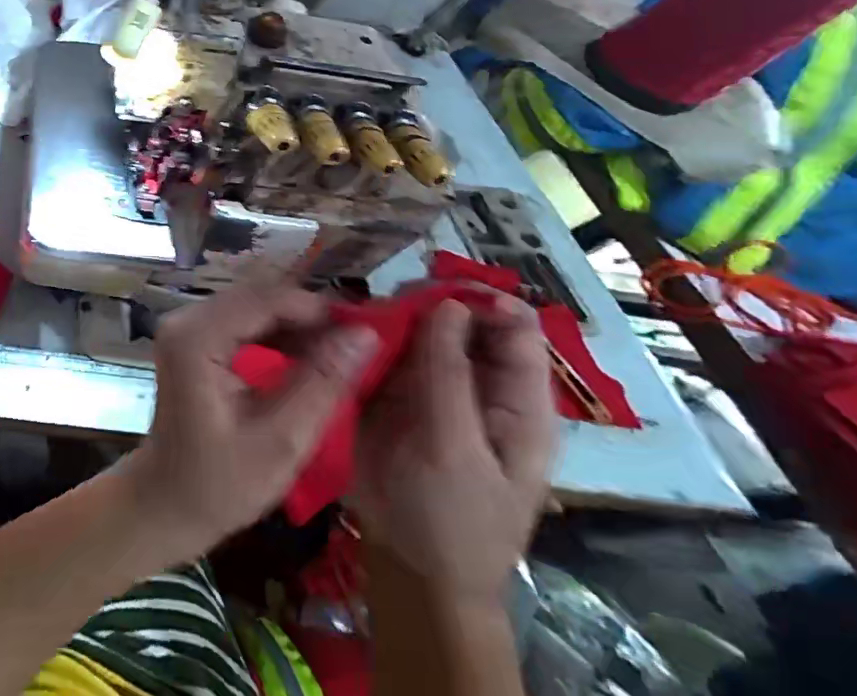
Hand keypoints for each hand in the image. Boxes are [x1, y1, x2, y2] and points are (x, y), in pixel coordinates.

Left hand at [123, 281, 376, 559]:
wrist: (166, 501)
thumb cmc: (219, 484)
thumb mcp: (281, 441)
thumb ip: (322, 383)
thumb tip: (364, 334)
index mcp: (196, 339)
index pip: (266, 300)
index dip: (319, 308)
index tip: (367, 326)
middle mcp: (185, 320)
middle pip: (258, 296)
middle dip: (311, 314)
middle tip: (360, 338)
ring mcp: (186, 327)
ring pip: (253, 305)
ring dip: (297, 322)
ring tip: (343, 347)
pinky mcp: (193, 339)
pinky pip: (242, 320)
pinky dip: (278, 333)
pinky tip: (309, 354)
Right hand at [344, 294, 557, 602]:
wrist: (410, 570)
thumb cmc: (454, 519)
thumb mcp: (457, 449)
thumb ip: (449, 375)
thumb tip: (447, 305)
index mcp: (515, 401)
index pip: (514, 330)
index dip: (484, 301)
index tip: (437, 286)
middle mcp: (473, 386)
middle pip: (459, 324)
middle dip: (426, 304)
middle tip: (386, 297)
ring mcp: (428, 391)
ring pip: (414, 336)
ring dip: (390, 320)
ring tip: (357, 312)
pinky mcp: (388, 399)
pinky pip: (380, 358)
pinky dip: (365, 342)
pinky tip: (341, 333)